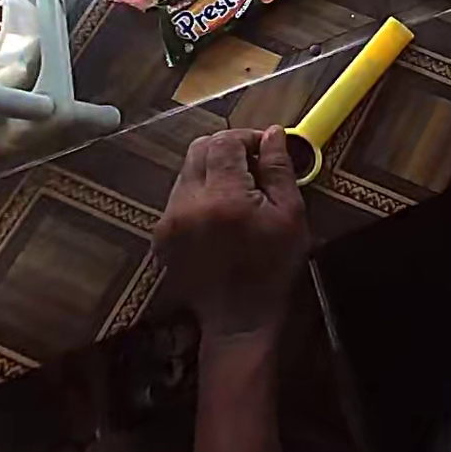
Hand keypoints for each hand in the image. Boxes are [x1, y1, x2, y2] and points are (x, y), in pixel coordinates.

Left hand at [155, 127, 311, 337]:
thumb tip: (273, 133)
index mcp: (223, 198)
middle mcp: (187, 204)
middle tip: (255, 164)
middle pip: (200, 149)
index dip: (248, 137)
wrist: (240, 318)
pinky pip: (180, 194)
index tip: (267, 148)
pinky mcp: (161, 235)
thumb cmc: (274, 265)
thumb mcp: (290, 214)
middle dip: (229, 148)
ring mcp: (168, 221)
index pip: (224, 142)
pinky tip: (223, 211)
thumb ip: (279, 169)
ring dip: (214, 168)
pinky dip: (202, 191)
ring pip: (187, 170)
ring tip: (241, 189)